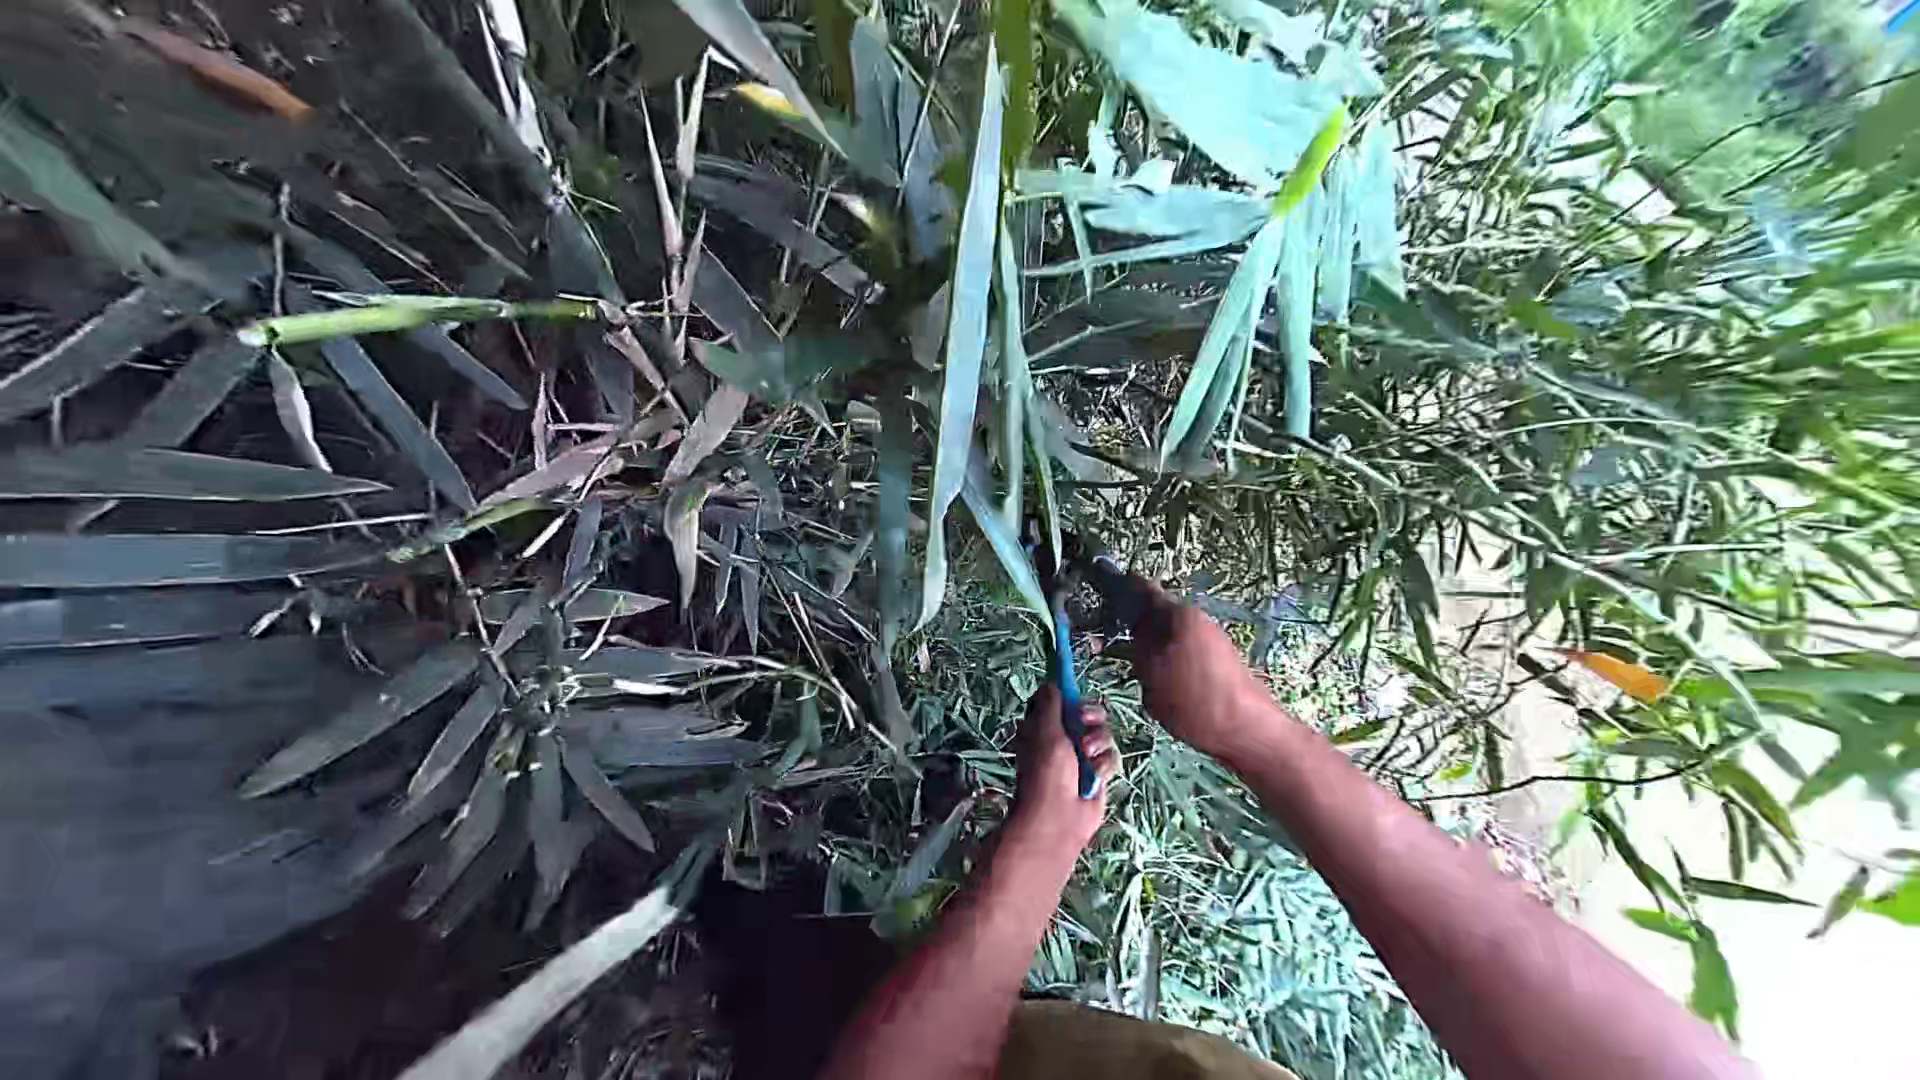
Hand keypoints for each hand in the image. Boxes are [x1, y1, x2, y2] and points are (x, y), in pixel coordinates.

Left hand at [1009, 683, 1118, 853]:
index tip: (1074, 695)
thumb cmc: (1046, 772)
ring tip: (1087, 754)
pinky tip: (1096, 774)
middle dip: (1090, 715)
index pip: (1059, 699)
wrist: (1059, 817)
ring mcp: (1082, 755)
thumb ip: (1051, 704)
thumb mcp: (1045, 730)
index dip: (1069, 695)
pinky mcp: (1099, 771)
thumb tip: (1051, 681)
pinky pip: (1112, 756)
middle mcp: (1063, 737)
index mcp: (1044, 725)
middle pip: (1087, 712)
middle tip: (1085, 720)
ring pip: (1103, 733)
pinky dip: (1105, 764)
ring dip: (1098, 741)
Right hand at [1129, 580, 1278, 763]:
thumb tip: (1134, 633)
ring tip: (1140, 671)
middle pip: (1158, 614)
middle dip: (1137, 626)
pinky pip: (1184, 652)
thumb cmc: (1194, 701)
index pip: (1143, 590)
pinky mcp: (1219, 661)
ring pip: (1170, 636)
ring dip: (1154, 647)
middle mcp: (1197, 619)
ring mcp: (1211, 639)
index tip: (1103, 595)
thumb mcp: (1151, 675)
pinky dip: (1170, 661)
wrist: (1247, 732)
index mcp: (1179, 615)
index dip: (1121, 591)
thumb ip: (1138, 648)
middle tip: (1115, 644)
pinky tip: (1163, 685)